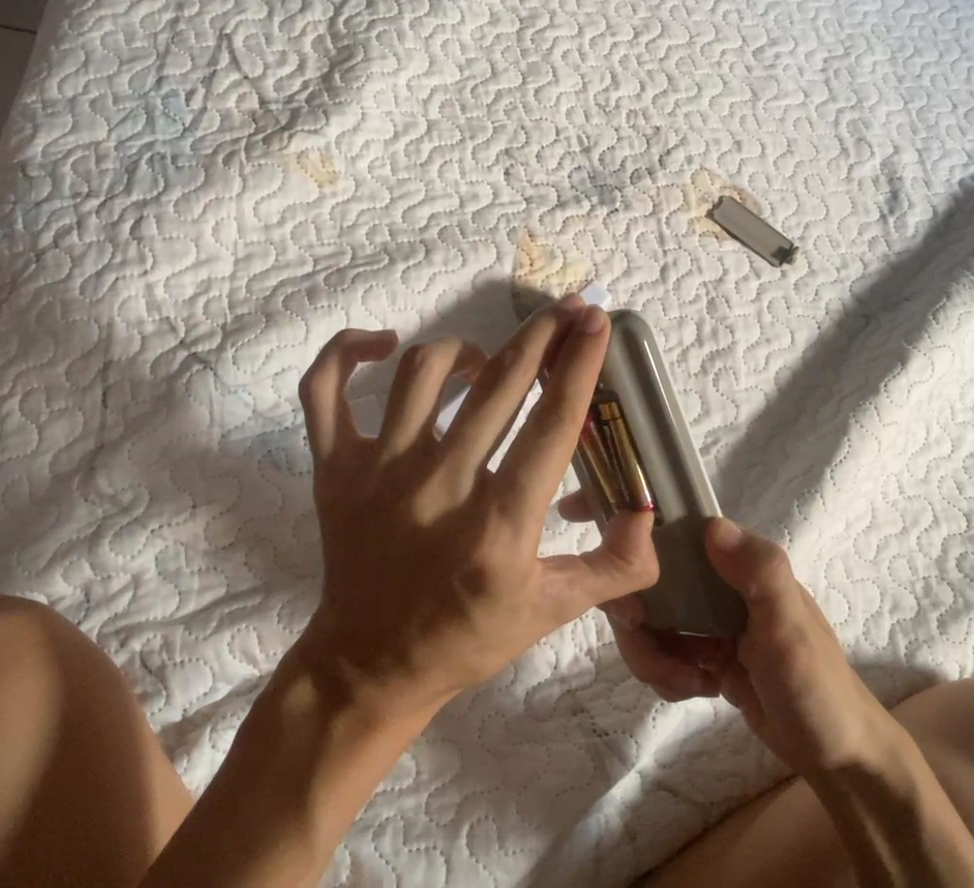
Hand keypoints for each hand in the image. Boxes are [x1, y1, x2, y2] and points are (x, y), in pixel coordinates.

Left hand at [294, 296, 660, 713]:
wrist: (370, 663)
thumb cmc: (466, 636)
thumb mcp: (551, 611)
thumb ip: (614, 565)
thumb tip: (647, 507)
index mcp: (499, 525)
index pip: (552, 424)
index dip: (579, 365)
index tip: (596, 321)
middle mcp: (439, 486)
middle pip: (498, 384)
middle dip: (542, 336)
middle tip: (566, 310)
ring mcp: (379, 470)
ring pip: (422, 372)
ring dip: (465, 351)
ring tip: (487, 363)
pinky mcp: (335, 468)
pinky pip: (326, 387)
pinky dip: (348, 351)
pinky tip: (384, 344)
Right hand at [560, 497, 892, 772]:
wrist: (836, 756)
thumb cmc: (816, 685)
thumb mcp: (790, 629)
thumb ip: (758, 573)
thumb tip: (710, 524)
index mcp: (740, 563)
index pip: (676, 527)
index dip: (629, 527)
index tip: (587, 531)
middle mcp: (719, 582)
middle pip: (647, 578)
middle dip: (635, 618)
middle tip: (643, 647)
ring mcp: (708, 618)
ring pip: (647, 619)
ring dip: (651, 654)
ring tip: (686, 683)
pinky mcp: (702, 652)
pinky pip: (659, 651)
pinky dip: (664, 672)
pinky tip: (695, 689)